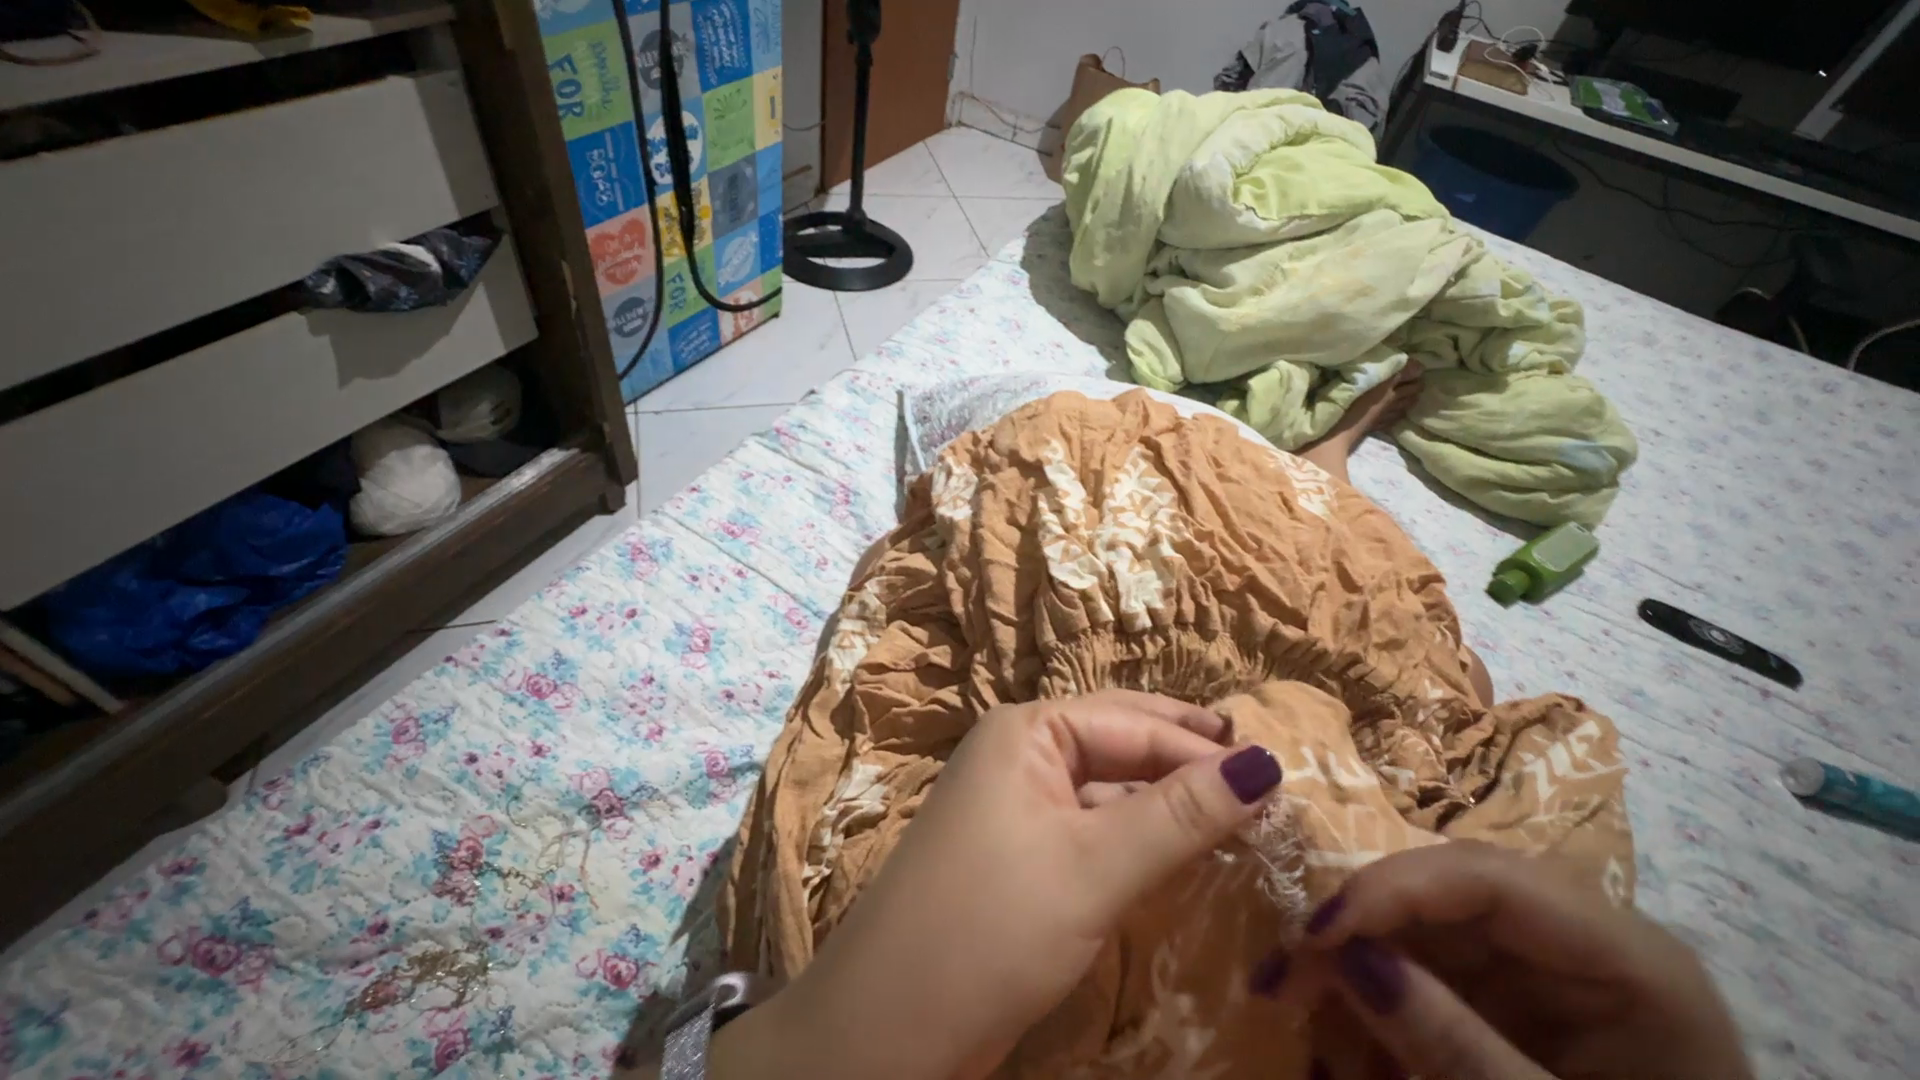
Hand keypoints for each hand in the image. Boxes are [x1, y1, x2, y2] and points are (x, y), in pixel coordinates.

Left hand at [714, 690, 1284, 1079]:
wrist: (889, 1024)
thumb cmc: (992, 924)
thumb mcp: (1094, 864)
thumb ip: (1180, 815)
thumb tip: (1267, 763)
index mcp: (1027, 731)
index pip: (1134, 723)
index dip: (1205, 750)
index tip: (1282, 777)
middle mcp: (1020, 755)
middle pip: (1121, 743)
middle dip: (1187, 760)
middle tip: (1264, 777)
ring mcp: (1018, 807)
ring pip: (1109, 789)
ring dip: (1167, 800)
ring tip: (1238, 813)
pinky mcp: (1022, 857)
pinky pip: (1093, 828)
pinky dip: (1138, 835)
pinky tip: (1180, 851)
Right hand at [1285, 841, 1753, 1079]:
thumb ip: (1457, 1049)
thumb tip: (1346, 956)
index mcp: (1627, 957)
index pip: (1488, 876)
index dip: (1390, 888)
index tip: (1312, 935)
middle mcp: (1578, 940)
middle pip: (1441, 897)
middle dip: (1356, 934)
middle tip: (1278, 980)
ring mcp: (1542, 969)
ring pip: (1419, 933)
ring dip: (1352, 975)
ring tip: (1301, 1020)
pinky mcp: (1512, 999)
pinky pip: (1424, 977)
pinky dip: (1375, 1008)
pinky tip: (1343, 1047)